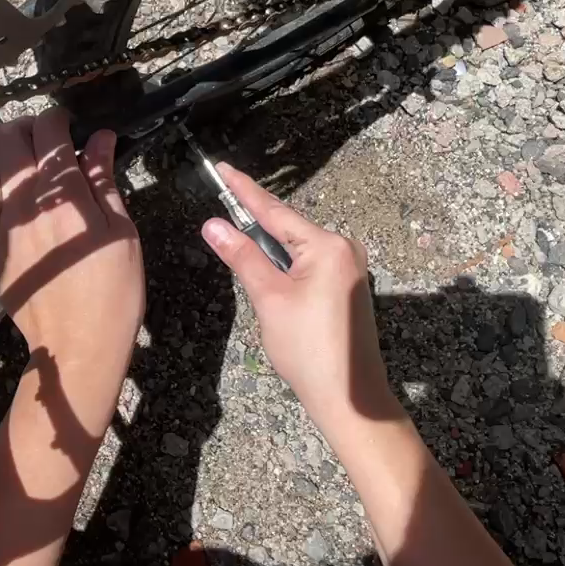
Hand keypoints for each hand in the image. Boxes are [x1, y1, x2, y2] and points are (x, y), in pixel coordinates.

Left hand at [0, 110, 142, 364]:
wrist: (79, 345)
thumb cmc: (113, 290)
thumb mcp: (122, 231)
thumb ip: (105, 181)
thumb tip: (100, 137)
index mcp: (63, 197)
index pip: (49, 134)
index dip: (56, 118)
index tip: (65, 124)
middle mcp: (22, 205)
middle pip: (7, 142)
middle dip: (21, 125)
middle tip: (36, 134)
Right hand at [200, 165, 391, 427]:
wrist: (350, 397)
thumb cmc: (308, 348)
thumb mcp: (269, 298)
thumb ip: (242, 256)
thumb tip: (214, 225)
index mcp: (327, 246)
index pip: (275, 211)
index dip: (244, 190)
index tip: (223, 168)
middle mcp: (343, 250)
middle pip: (287, 229)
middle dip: (254, 221)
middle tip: (224, 198)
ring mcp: (349, 269)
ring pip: (296, 249)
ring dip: (268, 249)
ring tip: (239, 240)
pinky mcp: (347, 288)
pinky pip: (308, 265)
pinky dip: (284, 266)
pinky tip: (268, 274)